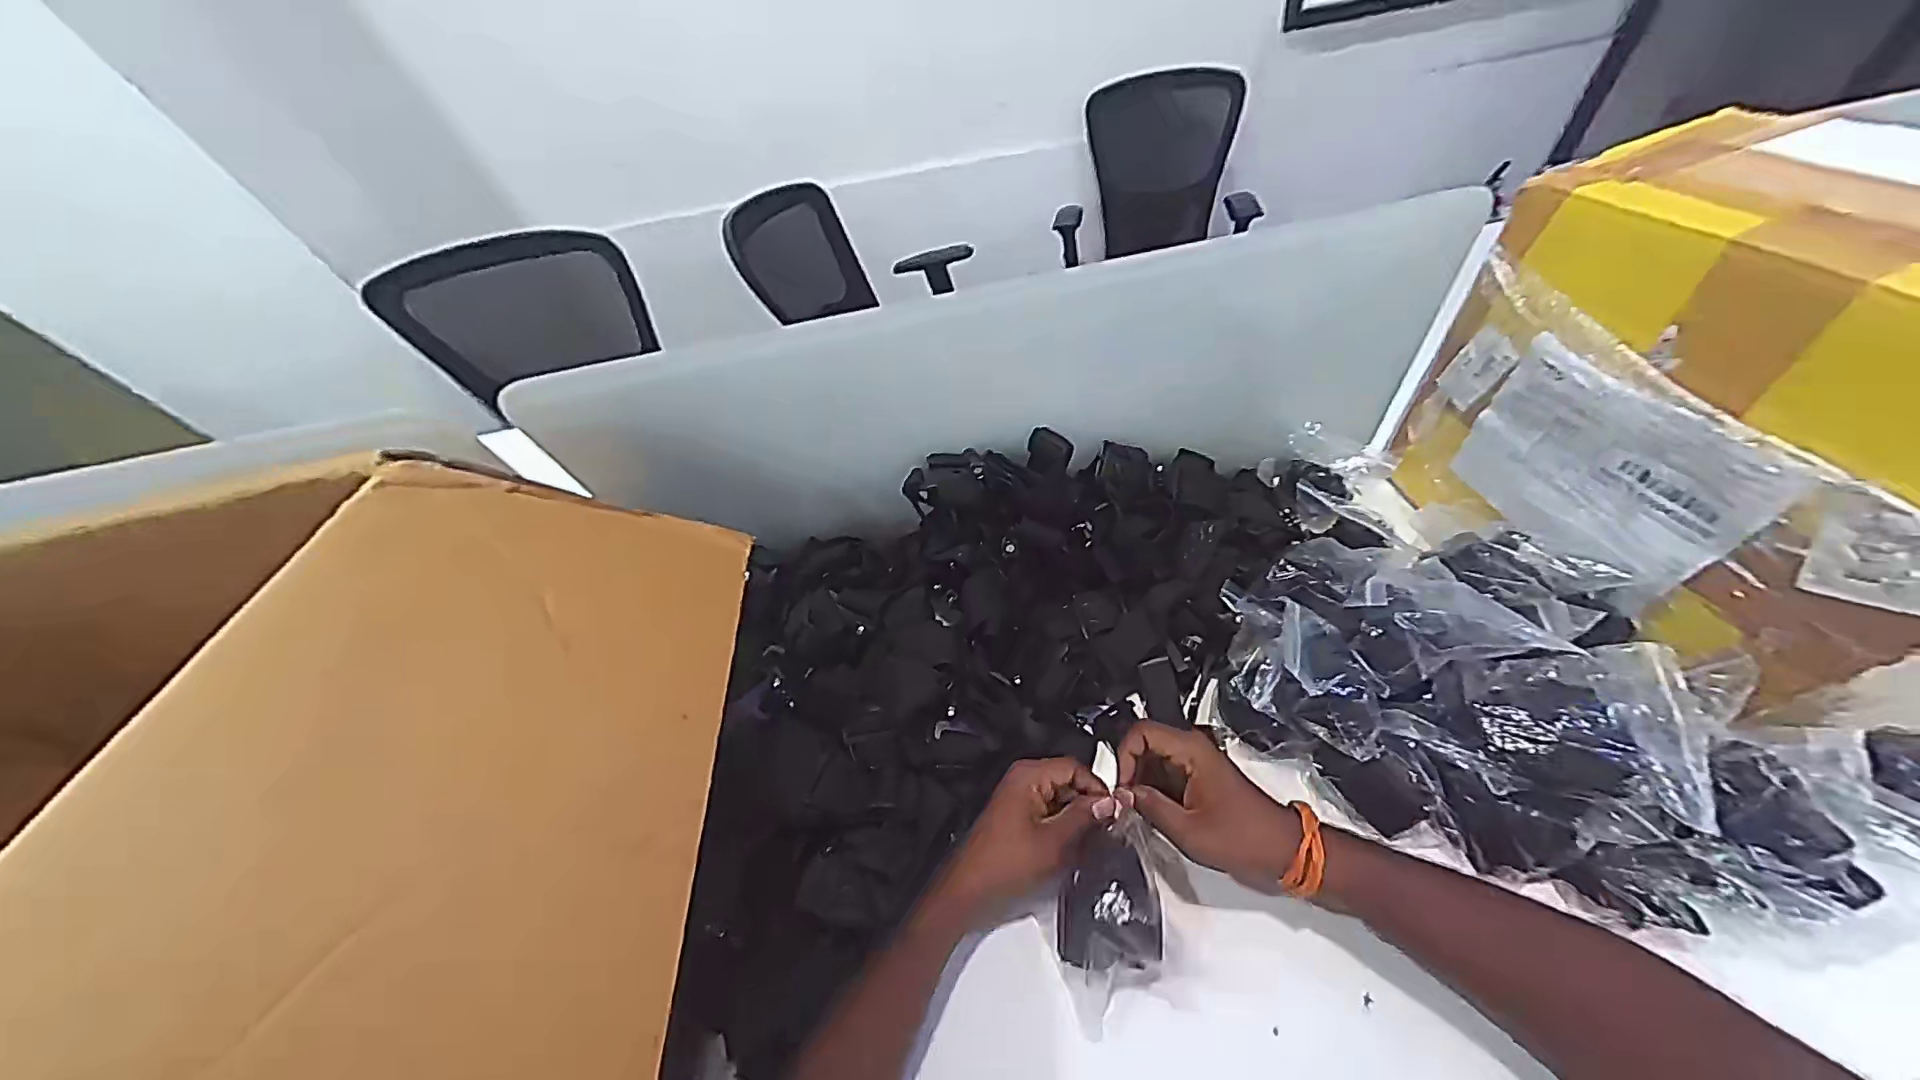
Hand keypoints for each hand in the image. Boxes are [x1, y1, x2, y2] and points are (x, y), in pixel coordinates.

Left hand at [931, 757, 1110, 926]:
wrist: (971, 889)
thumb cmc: (1001, 864)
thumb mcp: (1054, 841)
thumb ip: (1084, 817)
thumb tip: (1108, 802)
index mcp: (1028, 776)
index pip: (1075, 767)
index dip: (1097, 788)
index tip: (1112, 810)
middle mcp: (1022, 781)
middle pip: (1068, 782)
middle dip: (1086, 805)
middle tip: (1102, 829)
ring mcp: (1020, 798)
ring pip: (1061, 799)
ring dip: (1075, 819)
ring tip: (1083, 843)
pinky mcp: (1019, 816)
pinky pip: (1049, 813)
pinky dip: (1061, 828)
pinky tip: (1066, 848)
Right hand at [1117, 721, 1301, 892]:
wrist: (1282, 850)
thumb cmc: (1245, 838)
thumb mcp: (1188, 829)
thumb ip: (1149, 806)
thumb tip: (1123, 795)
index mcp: (1192, 750)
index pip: (1141, 731)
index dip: (1124, 756)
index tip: (1122, 785)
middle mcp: (1194, 749)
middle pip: (1145, 744)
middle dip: (1131, 771)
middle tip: (1127, 801)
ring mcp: (1196, 763)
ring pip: (1153, 760)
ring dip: (1142, 783)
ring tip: (1142, 811)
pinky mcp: (1199, 778)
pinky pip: (1166, 774)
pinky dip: (1156, 791)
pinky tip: (1158, 813)